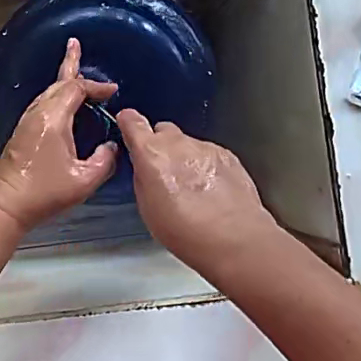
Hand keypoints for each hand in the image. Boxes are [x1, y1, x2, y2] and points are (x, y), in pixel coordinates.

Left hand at [0, 38, 118, 231]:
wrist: (6, 205)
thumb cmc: (44, 193)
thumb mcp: (85, 179)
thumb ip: (105, 160)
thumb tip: (111, 147)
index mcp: (53, 119)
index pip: (76, 89)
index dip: (96, 86)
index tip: (113, 91)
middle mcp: (38, 114)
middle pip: (58, 82)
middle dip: (71, 64)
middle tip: (75, 45)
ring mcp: (28, 122)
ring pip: (49, 91)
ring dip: (63, 79)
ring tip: (72, 65)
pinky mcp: (24, 133)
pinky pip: (44, 103)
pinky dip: (57, 94)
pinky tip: (63, 101)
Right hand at [115, 108, 278, 273]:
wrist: (232, 237)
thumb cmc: (188, 231)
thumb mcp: (147, 209)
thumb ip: (143, 178)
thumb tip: (145, 170)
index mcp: (151, 154)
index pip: (133, 123)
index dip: (129, 122)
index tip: (128, 123)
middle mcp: (178, 144)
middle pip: (163, 132)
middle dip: (161, 148)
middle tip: (164, 174)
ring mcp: (205, 148)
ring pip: (188, 145)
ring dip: (186, 161)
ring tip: (192, 192)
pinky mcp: (227, 155)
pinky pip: (209, 155)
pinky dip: (207, 168)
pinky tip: (211, 191)